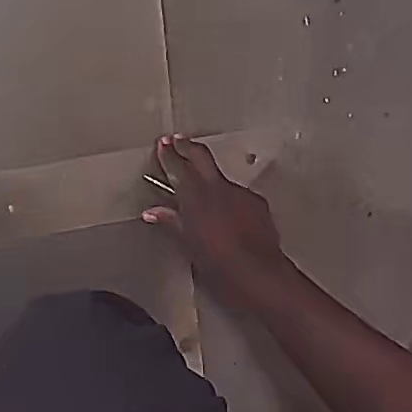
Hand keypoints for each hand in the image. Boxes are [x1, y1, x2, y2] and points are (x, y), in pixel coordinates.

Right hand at [143, 134, 294, 305]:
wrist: (256, 271)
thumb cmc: (216, 262)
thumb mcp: (187, 243)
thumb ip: (171, 222)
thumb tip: (153, 212)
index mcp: (194, 195)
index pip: (177, 167)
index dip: (168, 155)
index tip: (163, 145)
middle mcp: (217, 187)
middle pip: (200, 156)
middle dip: (186, 146)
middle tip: (176, 140)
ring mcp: (240, 193)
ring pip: (220, 178)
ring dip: (209, 177)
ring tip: (201, 184)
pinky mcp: (257, 203)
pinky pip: (238, 195)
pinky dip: (228, 198)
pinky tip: (227, 210)